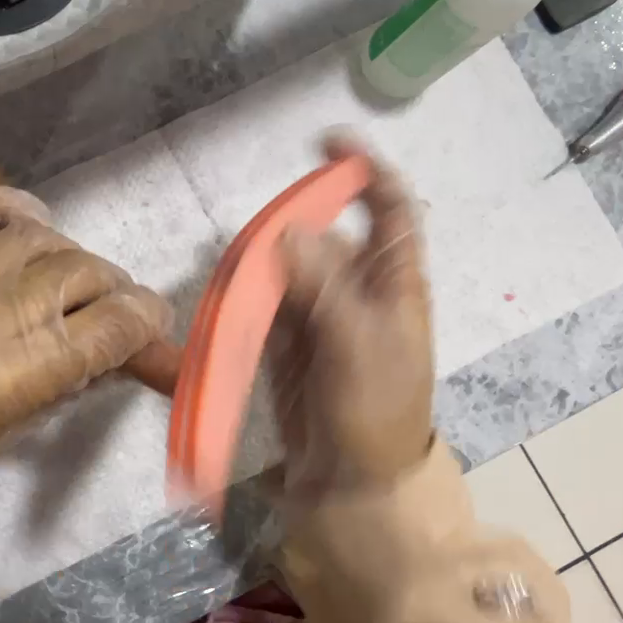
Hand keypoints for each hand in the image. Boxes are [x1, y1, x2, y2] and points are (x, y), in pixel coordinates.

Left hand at [0, 185, 172, 488]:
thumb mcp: (25, 418)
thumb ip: (89, 371)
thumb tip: (160, 345)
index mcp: (9, 381)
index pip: (108, 327)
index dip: (144, 319)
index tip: (150, 318)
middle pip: (78, 273)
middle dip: (108, 288)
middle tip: (106, 302)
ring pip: (36, 237)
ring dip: (62, 255)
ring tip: (59, 275)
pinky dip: (8, 207)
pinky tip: (27, 223)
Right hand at [266, 137, 434, 498]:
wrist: (352, 481)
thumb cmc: (375, 410)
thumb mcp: (359, 345)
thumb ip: (323, 286)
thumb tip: (288, 229)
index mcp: (394, 284)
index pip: (388, 209)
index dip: (366, 170)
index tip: (328, 141)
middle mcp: (356, 291)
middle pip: (322, 236)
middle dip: (290, 228)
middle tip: (255, 248)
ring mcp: (317, 317)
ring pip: (285, 269)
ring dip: (260, 266)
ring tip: (235, 279)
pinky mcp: (285, 342)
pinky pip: (262, 304)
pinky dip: (245, 298)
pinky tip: (228, 299)